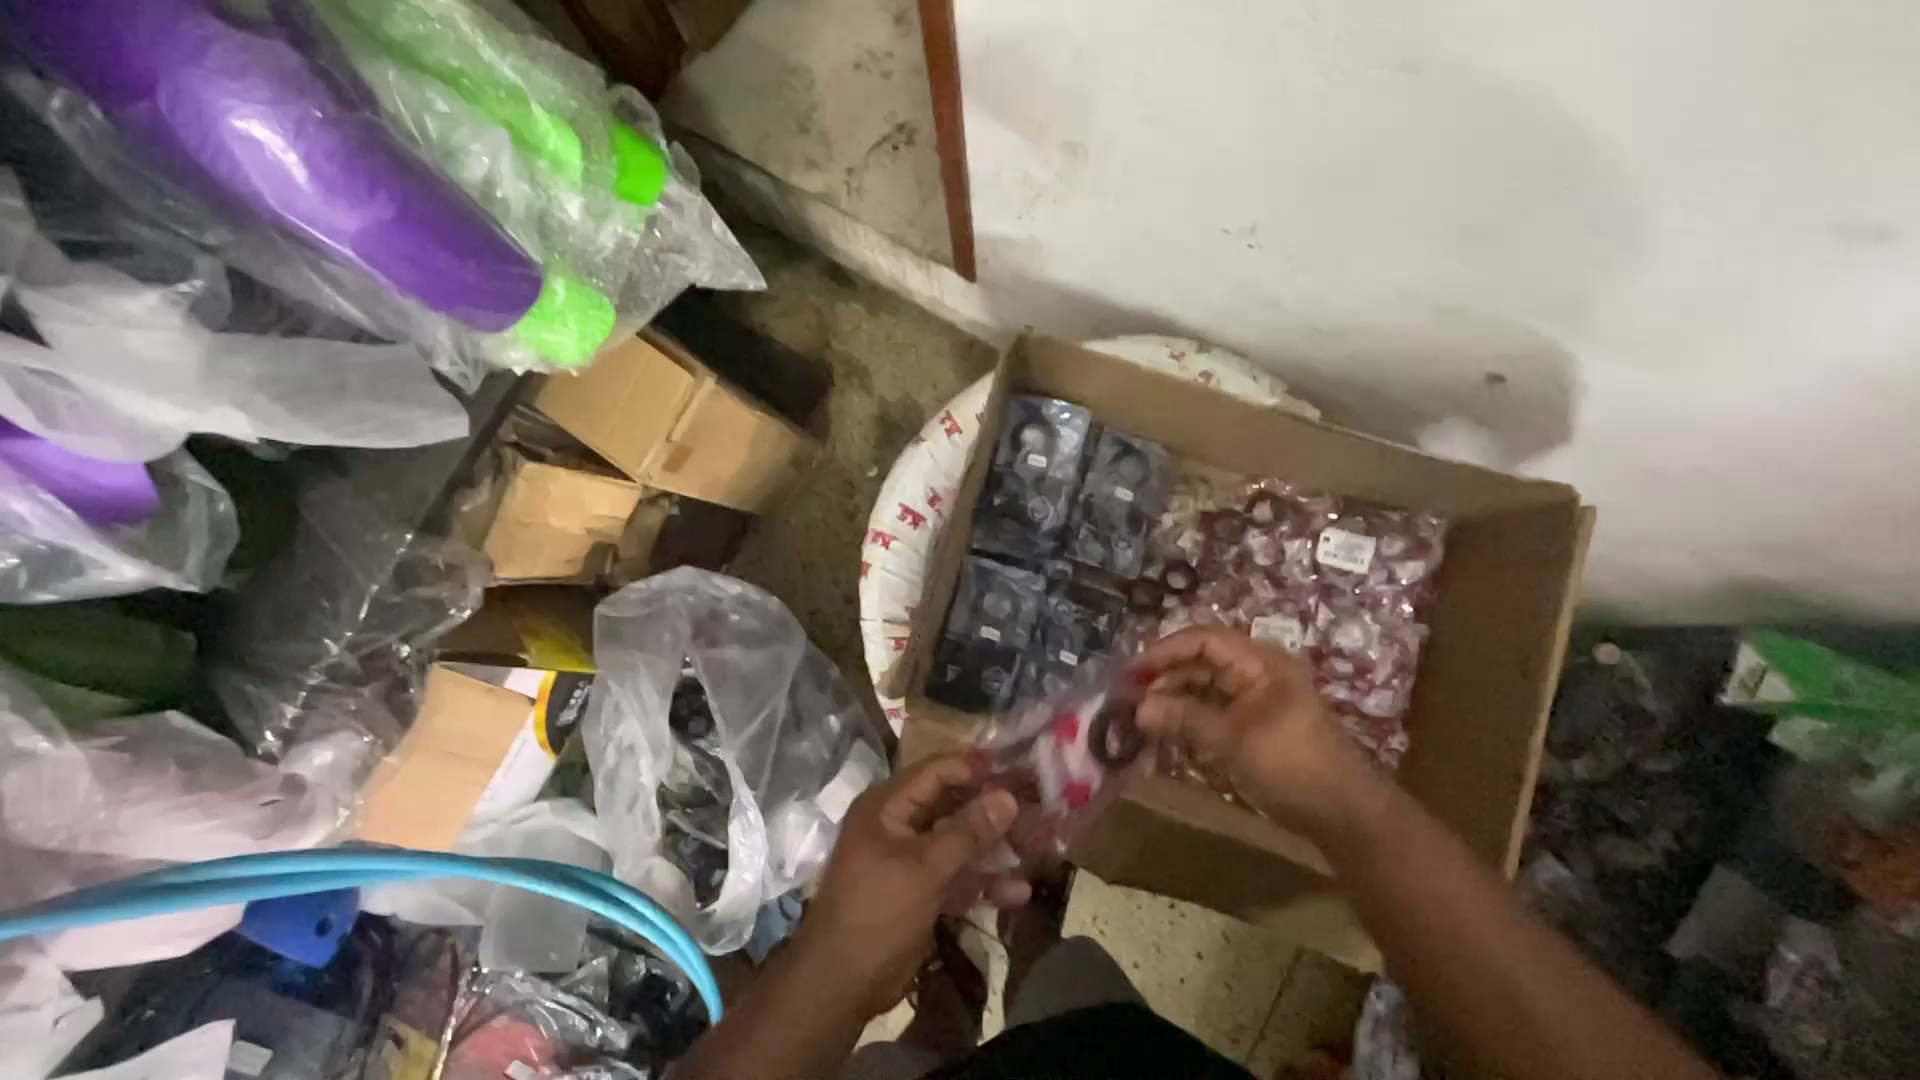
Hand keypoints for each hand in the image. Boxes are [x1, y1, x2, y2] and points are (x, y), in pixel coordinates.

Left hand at [793, 755, 1029, 1018]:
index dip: (977, 768)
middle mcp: (897, 825)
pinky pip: (956, 878)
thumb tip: (1008, 796)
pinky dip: (983, 884)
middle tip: (1038, 807)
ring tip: (1038, 849)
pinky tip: (1018, 893)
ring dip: (994, 850)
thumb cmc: (877, 912)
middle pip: (952, 807)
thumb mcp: (924, 868)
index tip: (1020, 769)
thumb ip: (967, 832)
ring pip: (959, 845)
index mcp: (886, 807)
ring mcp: (910, 861)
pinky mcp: (920, 893)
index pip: (936, 772)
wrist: (841, 985)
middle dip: (993, 812)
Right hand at [1128, 626, 1379, 839]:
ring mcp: (1257, 701)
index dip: (1164, 651)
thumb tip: (1138, 708)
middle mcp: (1257, 673)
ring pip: (1204, 689)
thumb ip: (1184, 718)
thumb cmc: (1291, 765)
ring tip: (1142, 721)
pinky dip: (1189, 722)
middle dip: (1165, 678)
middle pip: (1201, 663)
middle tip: (1130, 700)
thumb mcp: (1232, 739)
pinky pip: (1214, 713)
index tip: (1130, 672)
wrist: (1345, 813)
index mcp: (1260, 662)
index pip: (1203, 639)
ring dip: (1174, 702)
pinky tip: (1166, 738)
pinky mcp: (1254, 727)